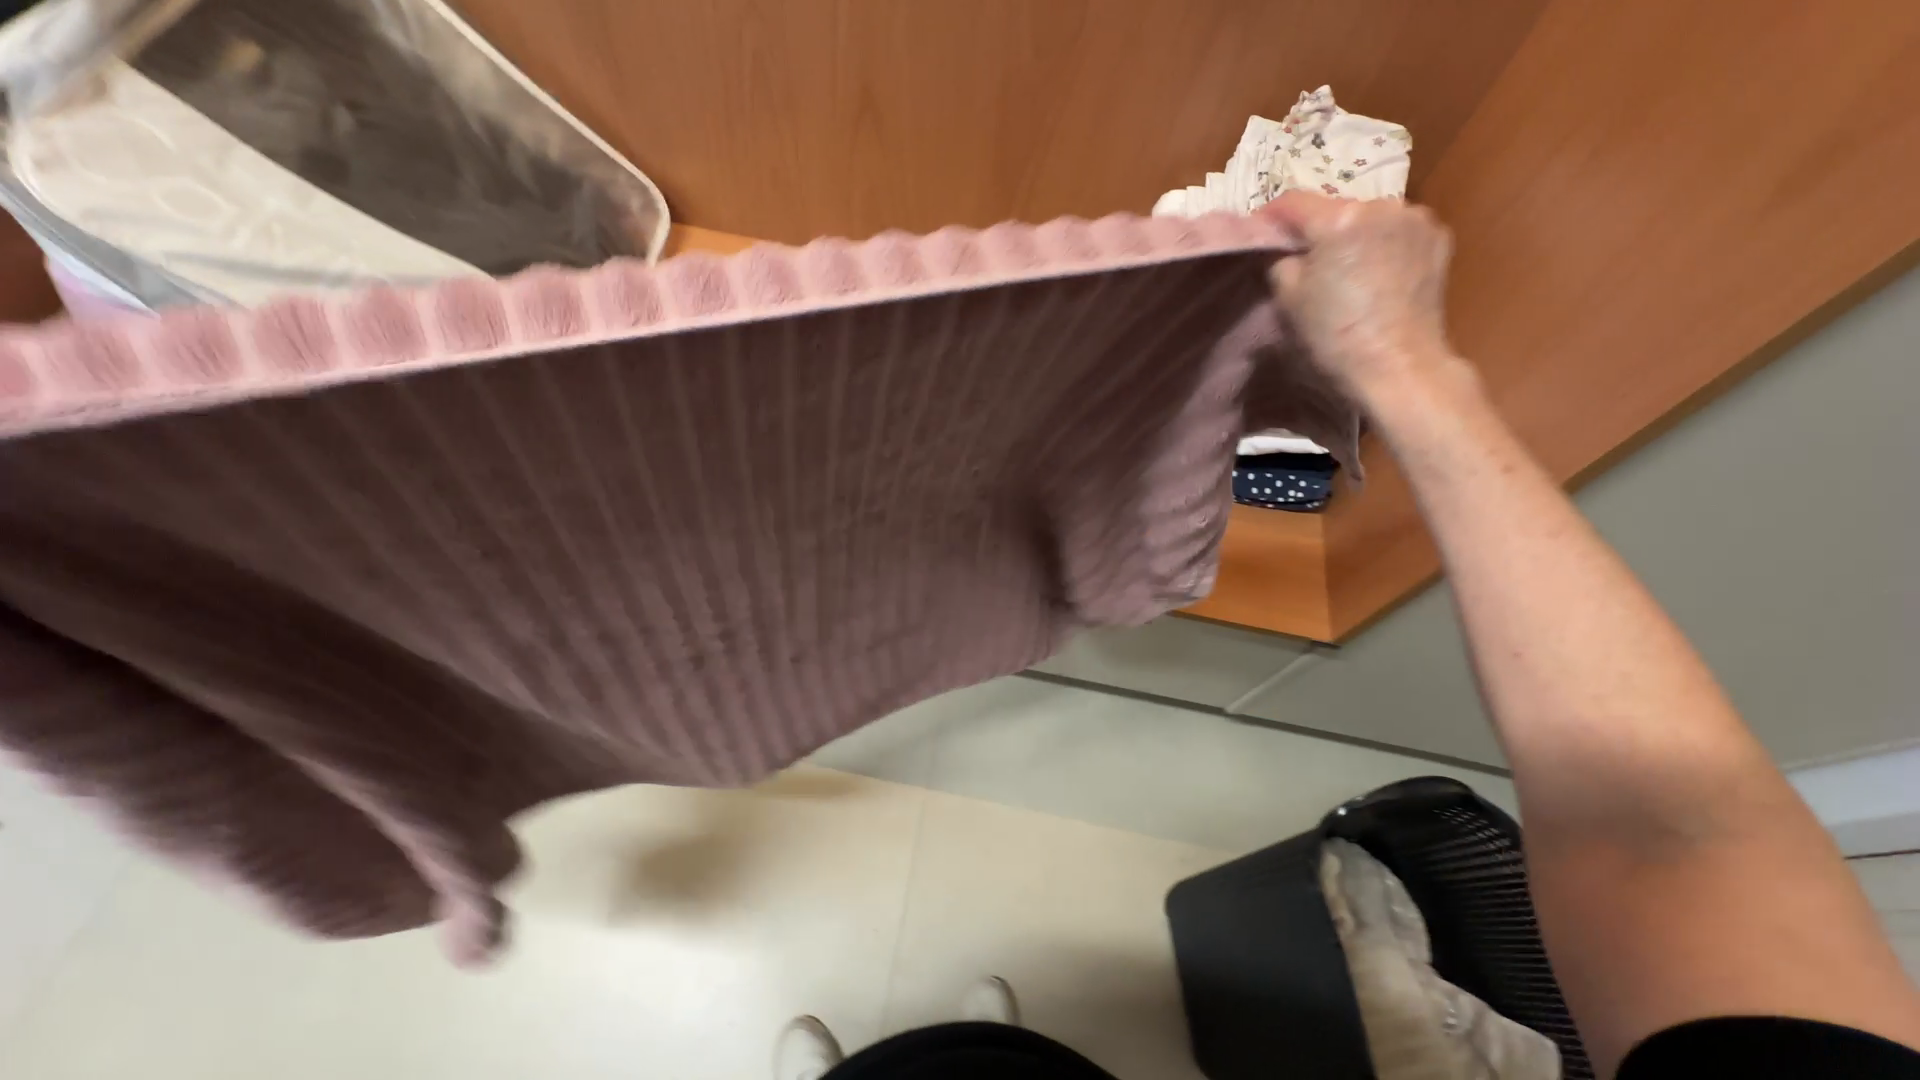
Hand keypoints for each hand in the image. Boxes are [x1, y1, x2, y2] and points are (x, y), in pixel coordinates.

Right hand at [1258, 192, 1458, 401]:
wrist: (1399, 365)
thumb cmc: (1335, 335)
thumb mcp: (1288, 298)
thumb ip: (1279, 260)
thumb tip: (1282, 248)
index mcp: (1339, 219)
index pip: (1292, 201)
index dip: (1270, 216)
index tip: (1261, 234)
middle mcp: (1381, 206)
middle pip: (1335, 208)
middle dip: (1318, 229)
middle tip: (1307, 259)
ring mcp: (1415, 219)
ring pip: (1368, 218)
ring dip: (1353, 235)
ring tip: (1348, 267)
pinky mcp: (1437, 238)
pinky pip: (1398, 230)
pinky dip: (1383, 243)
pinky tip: (1379, 272)